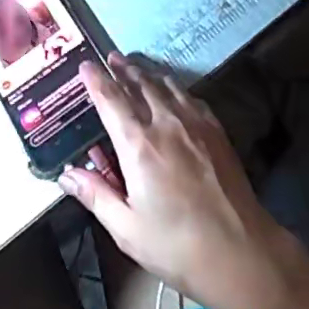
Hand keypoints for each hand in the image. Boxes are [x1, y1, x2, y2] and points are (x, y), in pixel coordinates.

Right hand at [60, 56, 299, 308]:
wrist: (240, 250)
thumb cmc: (177, 245)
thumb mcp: (126, 228)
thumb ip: (96, 195)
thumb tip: (67, 174)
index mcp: (139, 146)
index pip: (111, 101)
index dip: (96, 80)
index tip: (86, 65)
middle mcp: (167, 125)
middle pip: (141, 84)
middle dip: (124, 69)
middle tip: (112, 58)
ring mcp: (196, 125)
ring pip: (168, 86)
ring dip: (149, 74)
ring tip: (137, 69)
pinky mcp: (217, 132)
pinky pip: (192, 99)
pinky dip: (176, 89)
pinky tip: (174, 93)